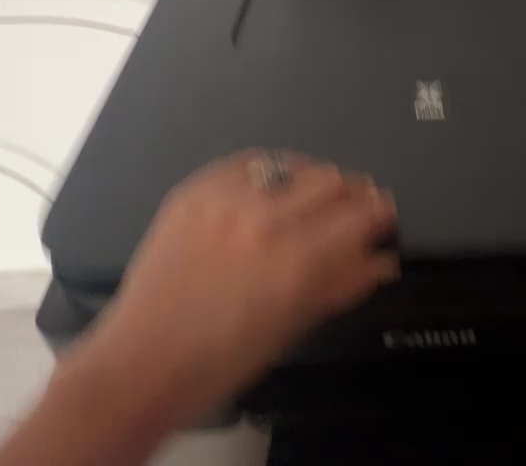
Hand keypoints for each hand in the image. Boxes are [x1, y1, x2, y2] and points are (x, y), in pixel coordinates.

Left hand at [74, 149, 399, 425]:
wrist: (141, 363)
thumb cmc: (218, 360)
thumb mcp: (294, 326)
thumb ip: (345, 283)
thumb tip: (382, 259)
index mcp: (295, 262)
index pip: (362, 213)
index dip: (381, 211)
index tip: (383, 214)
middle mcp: (264, 222)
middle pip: (334, 179)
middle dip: (351, 194)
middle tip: (351, 208)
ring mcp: (226, 200)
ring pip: (295, 164)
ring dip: (312, 181)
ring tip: (310, 200)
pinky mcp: (196, 190)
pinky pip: (249, 161)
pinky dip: (269, 173)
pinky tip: (271, 189)